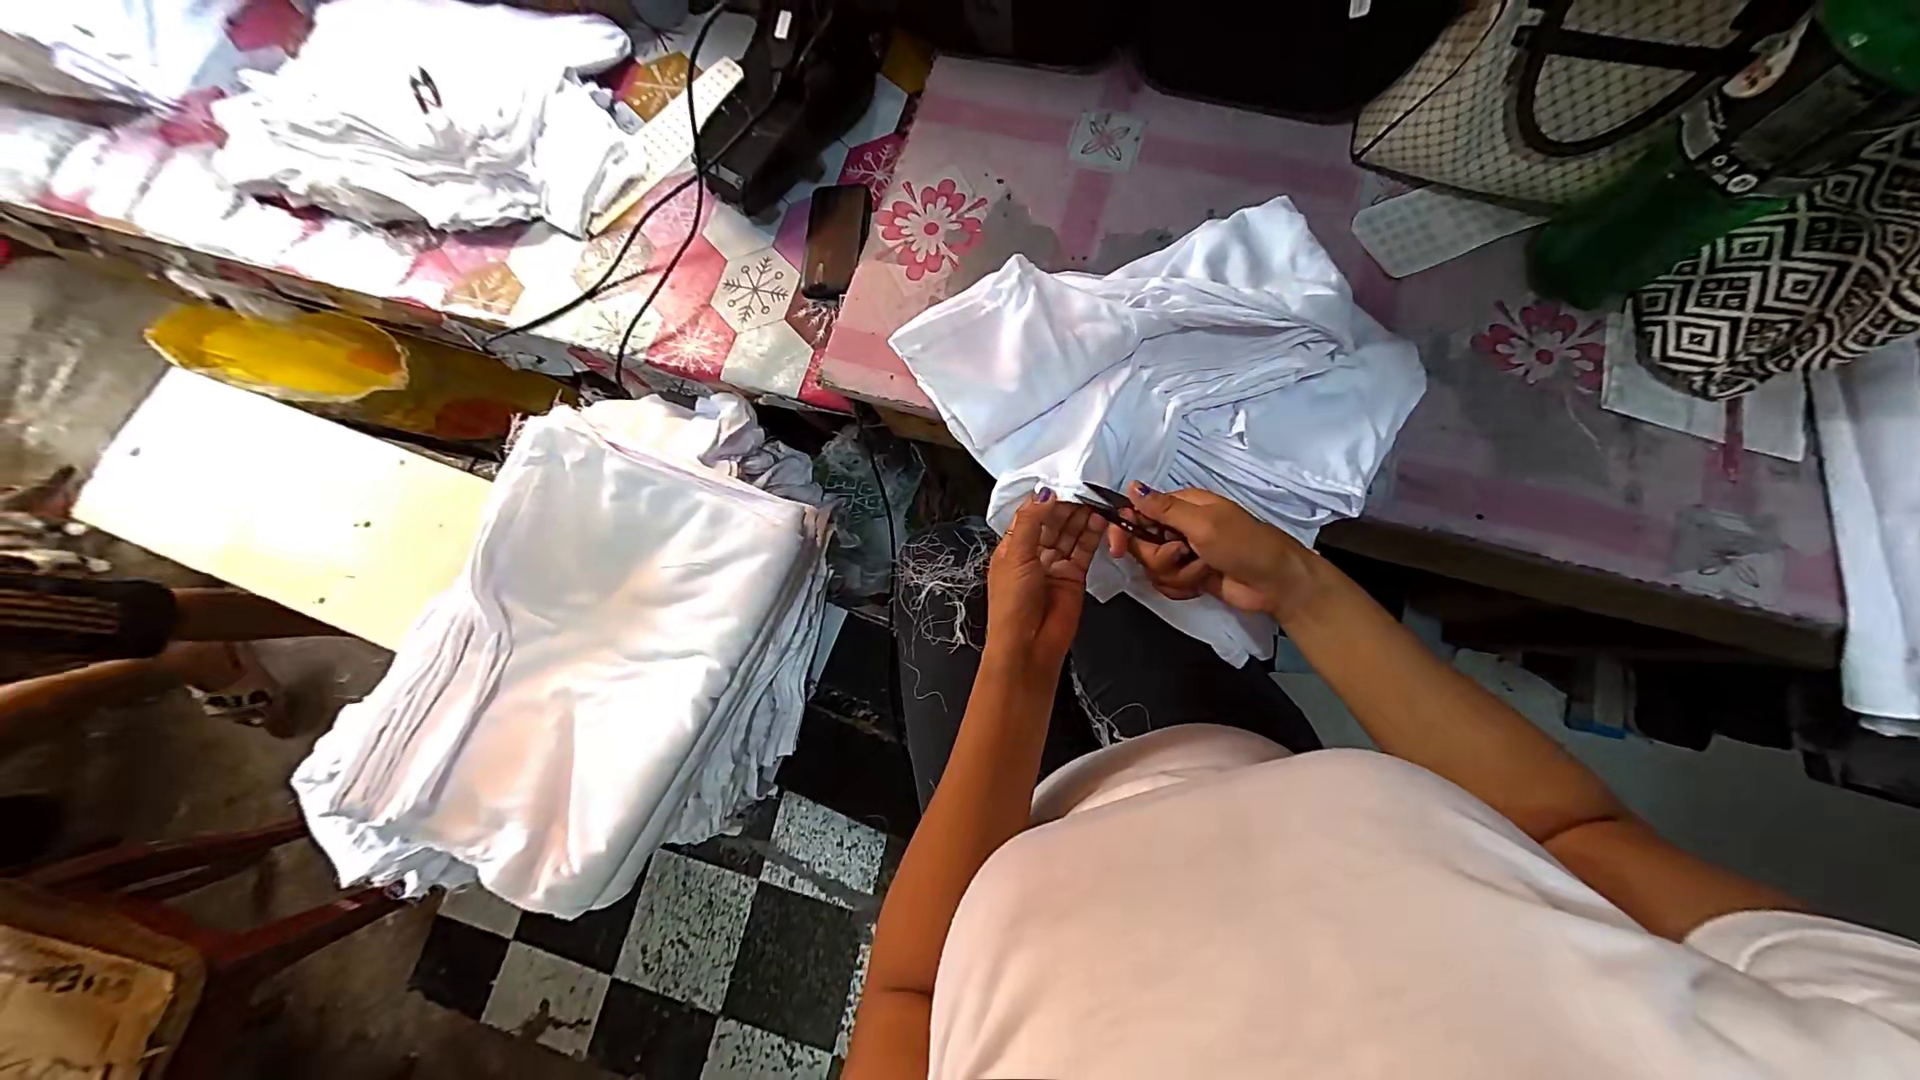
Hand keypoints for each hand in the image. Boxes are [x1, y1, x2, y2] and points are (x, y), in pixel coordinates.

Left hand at [986, 490, 1103, 667]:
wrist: (1028, 646)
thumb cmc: (1012, 605)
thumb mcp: (1015, 556)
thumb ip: (1031, 523)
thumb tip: (1044, 495)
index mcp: (1011, 548)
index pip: (1029, 515)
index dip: (1045, 500)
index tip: (1062, 483)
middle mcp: (1033, 555)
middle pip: (1052, 522)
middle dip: (1067, 505)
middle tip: (1084, 487)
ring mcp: (1054, 565)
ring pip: (1070, 534)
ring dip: (1081, 516)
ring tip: (1095, 498)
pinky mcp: (1074, 576)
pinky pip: (1084, 550)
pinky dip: (1092, 534)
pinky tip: (1099, 518)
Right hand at [1107, 484, 1311, 617]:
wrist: (1276, 583)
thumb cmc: (1243, 545)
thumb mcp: (1202, 523)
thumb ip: (1163, 508)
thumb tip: (1132, 486)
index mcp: (1181, 506)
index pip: (1136, 513)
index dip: (1124, 530)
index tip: (1117, 548)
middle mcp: (1178, 528)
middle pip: (1141, 545)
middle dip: (1159, 557)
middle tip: (1183, 554)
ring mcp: (1183, 553)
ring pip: (1153, 567)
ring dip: (1177, 573)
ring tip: (1203, 568)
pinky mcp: (1188, 576)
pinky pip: (1166, 583)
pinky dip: (1182, 586)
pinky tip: (1202, 582)